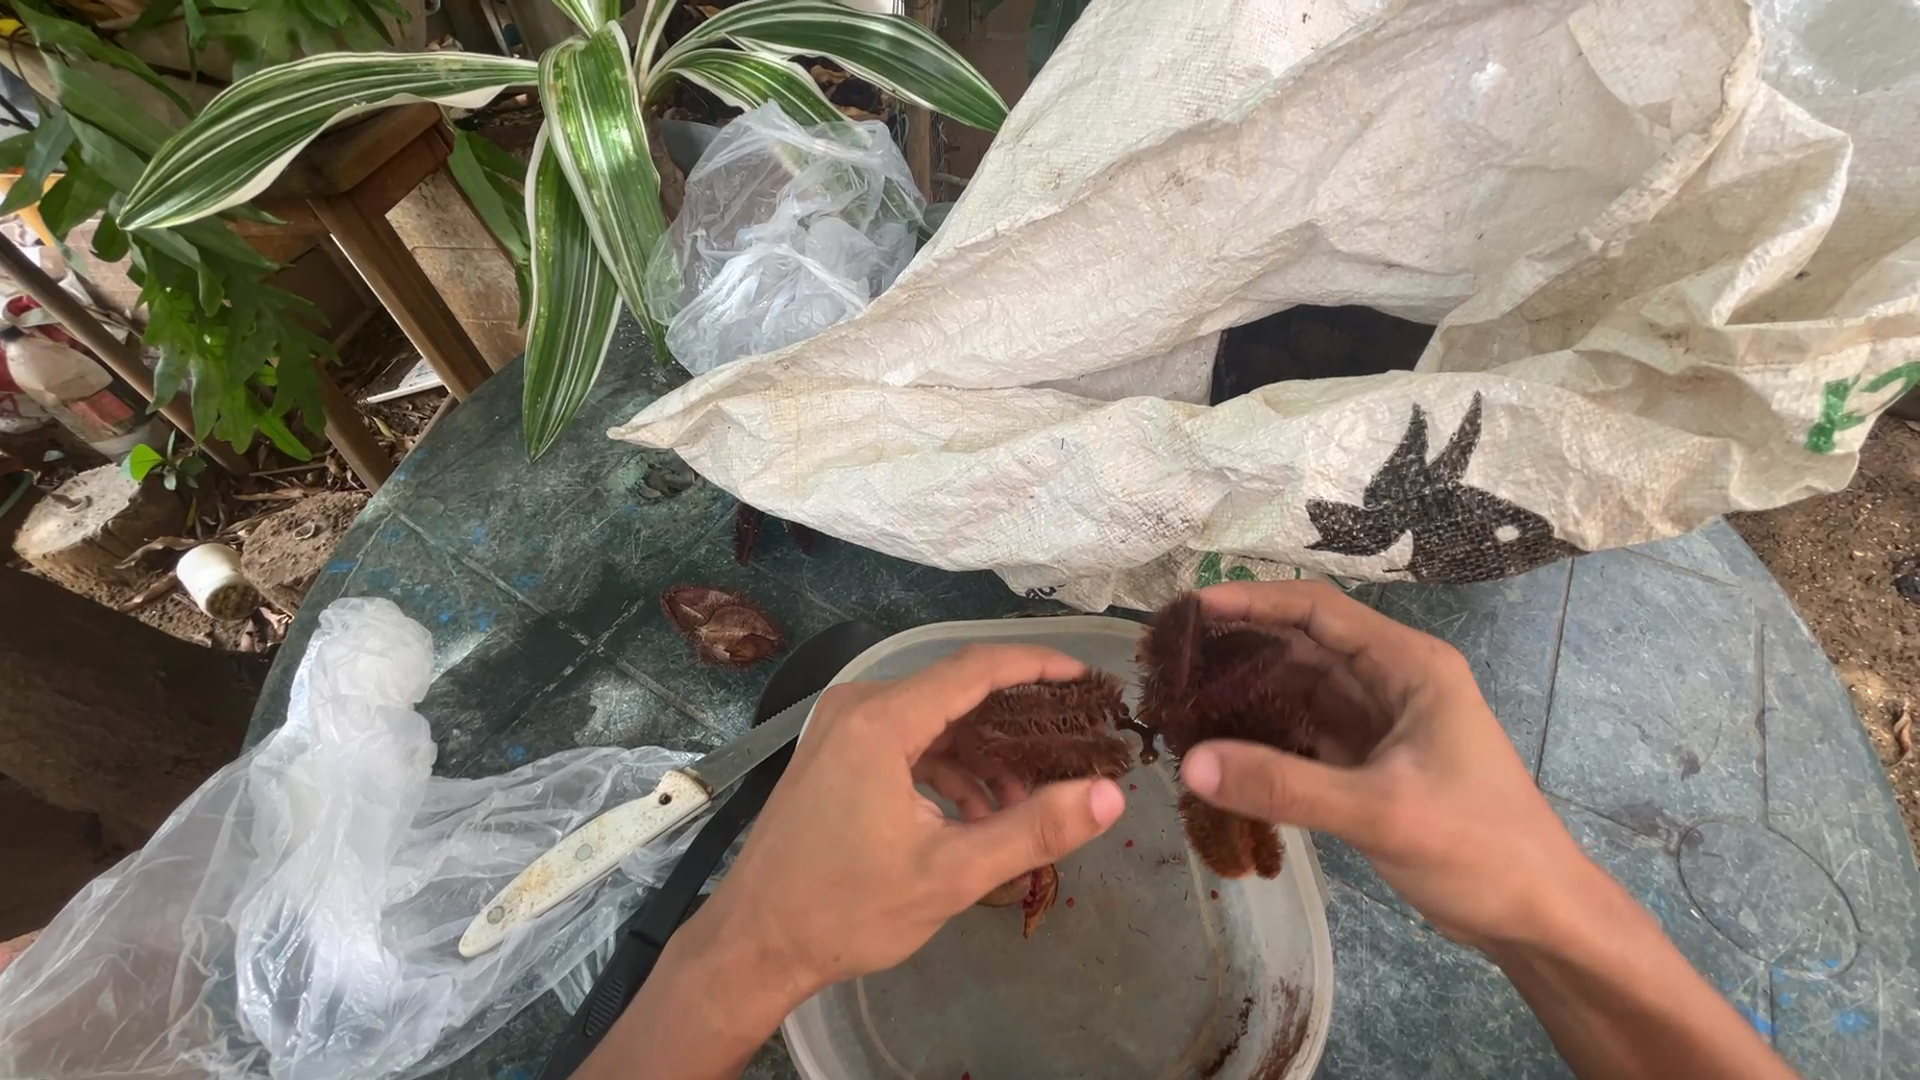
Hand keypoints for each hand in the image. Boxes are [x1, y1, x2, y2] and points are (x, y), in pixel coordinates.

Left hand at [703, 644, 1127, 993]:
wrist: (752, 943)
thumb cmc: (846, 909)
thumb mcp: (950, 874)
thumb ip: (1034, 829)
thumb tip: (1109, 796)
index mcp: (882, 719)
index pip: (974, 667)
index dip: (1034, 664)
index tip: (1082, 676)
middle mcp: (860, 706)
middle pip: (956, 692)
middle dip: (1015, 721)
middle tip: (1068, 743)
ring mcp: (844, 726)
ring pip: (934, 719)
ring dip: (982, 755)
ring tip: (1023, 801)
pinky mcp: (839, 750)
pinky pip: (909, 741)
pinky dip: (947, 768)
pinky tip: (975, 814)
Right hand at [1177, 581, 1594, 950]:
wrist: (1541, 921)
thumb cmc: (1482, 849)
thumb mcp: (1381, 812)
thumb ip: (1283, 786)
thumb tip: (1191, 763)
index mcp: (1407, 665)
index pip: (1316, 609)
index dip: (1251, 600)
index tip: (1192, 609)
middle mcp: (1387, 679)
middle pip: (1297, 643)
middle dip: (1236, 645)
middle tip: (1171, 657)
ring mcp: (1373, 718)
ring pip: (1292, 685)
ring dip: (1242, 689)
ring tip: (1181, 695)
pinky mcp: (1361, 756)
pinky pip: (1296, 726)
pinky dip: (1257, 729)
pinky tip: (1217, 740)